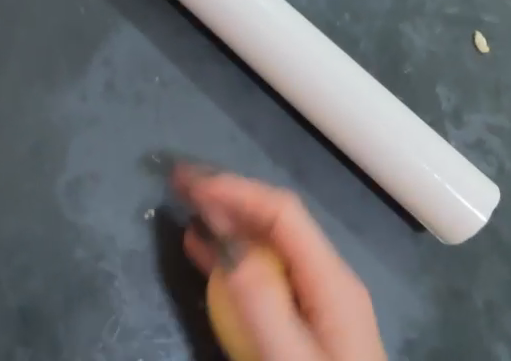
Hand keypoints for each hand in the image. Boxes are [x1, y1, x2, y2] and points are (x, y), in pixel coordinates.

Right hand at [177, 165, 387, 360]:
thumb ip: (258, 298)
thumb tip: (221, 235)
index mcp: (331, 281)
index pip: (280, 212)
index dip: (233, 189)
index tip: (188, 185)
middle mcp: (328, 281)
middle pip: (275, 222)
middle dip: (227, 197)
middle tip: (178, 188)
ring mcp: (319, 302)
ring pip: (268, 245)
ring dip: (226, 223)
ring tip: (184, 211)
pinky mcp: (306, 325)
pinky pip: (267, 274)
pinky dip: (232, 257)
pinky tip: (203, 255)